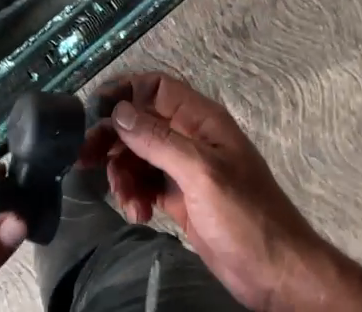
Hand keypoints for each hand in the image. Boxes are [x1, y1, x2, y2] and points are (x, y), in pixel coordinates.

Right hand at [80, 72, 361, 311]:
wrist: (276, 274)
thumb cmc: (246, 216)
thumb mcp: (201, 174)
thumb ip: (160, 141)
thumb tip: (119, 111)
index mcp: (201, 120)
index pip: (156, 87)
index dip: (125, 93)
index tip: (94, 113)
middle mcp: (190, 137)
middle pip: (141, 122)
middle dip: (114, 138)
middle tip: (86, 159)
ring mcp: (185, 168)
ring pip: (138, 154)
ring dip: (123, 173)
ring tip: (127, 200)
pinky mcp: (180, 197)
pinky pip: (145, 183)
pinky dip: (134, 194)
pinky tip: (137, 213)